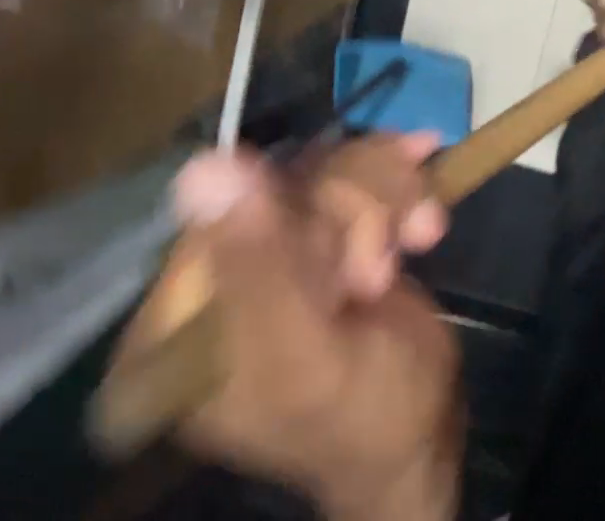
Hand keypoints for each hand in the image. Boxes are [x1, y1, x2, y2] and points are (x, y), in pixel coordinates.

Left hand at [173, 136, 459, 520]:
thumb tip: (201, 165)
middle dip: (358, 217)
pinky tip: (426, 219)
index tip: (366, 271)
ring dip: (389, 202)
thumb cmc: (362, 418)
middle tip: (382, 277)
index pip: (227, 212)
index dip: (304, 221)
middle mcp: (217, 277)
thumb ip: (258, 267)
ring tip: (420, 240)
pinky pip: (360, 176)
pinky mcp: (328, 238)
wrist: (424, 439)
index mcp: (178, 319)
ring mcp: (278, 253)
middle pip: (288, 185)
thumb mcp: (306, 357)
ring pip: (331, 171)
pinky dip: (403, 192)